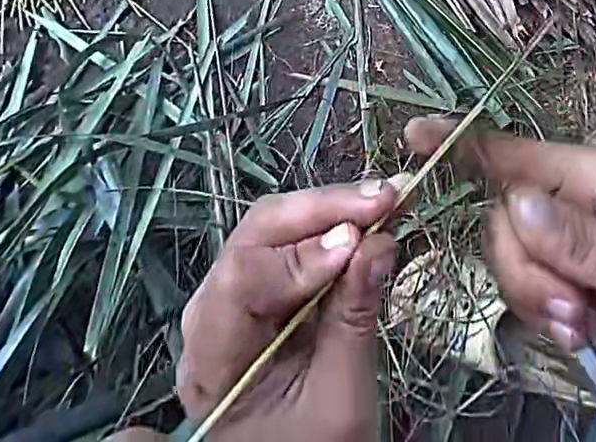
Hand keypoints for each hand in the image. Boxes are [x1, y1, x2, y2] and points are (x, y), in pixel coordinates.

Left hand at [176, 180, 401, 441]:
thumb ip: (354, 316)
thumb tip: (378, 240)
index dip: (302, 251)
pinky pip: (291, 242)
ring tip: (384, 201)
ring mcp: (234, 294)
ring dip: (332, 211)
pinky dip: (332, 226)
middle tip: (384, 197)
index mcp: (212, 355)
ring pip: (275, 229)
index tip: (359, 239)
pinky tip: (367, 217)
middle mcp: (211, 311)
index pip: (244, 275)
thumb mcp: (340, 398)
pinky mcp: (262, 286)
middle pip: (258, 234)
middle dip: (323, 210)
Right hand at [406, 118, 595, 441]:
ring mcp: (566, 255)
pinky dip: (540, 317)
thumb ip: (585, 243)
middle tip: (572, 306)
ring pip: (507, 259)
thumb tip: (515, 205)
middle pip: (502, 217)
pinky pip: (522, 295)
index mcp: (593, 180)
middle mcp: (571, 208)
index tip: (415, 136)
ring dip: (535, 297)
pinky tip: (581, 337)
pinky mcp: (564, 297)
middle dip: (525, 265)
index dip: (463, 141)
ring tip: (583, 326)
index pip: (516, 151)